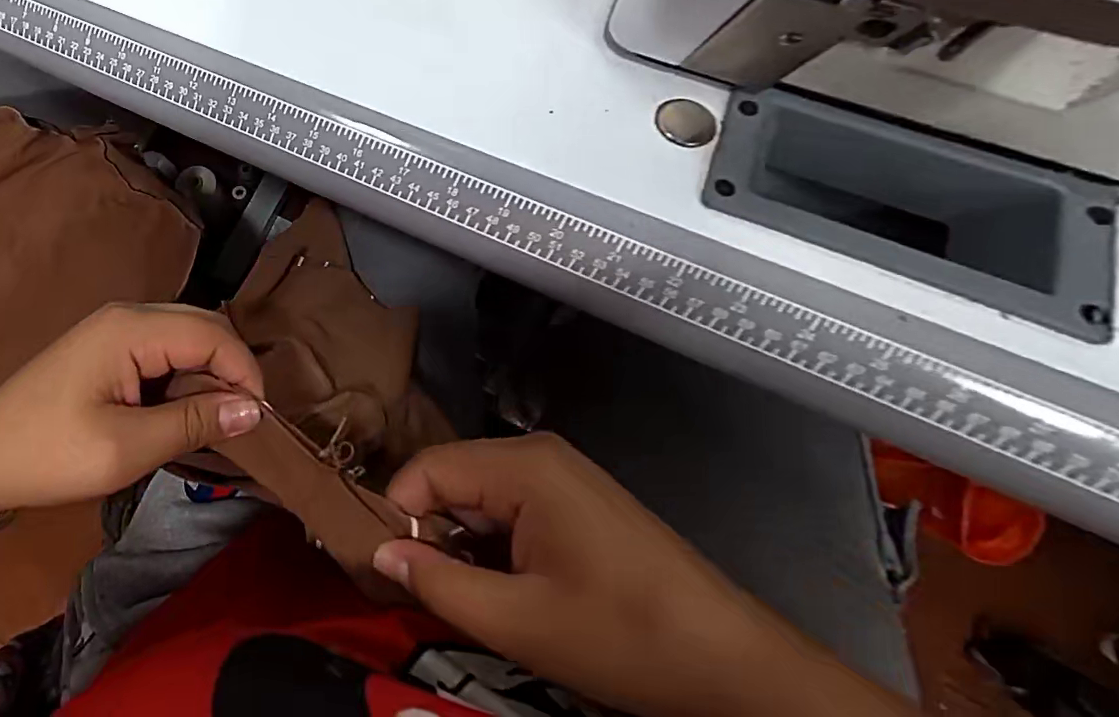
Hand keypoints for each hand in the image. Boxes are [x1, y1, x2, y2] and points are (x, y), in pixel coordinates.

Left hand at [0, 303, 264, 520]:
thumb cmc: (47, 455)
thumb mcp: (127, 448)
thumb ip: (194, 423)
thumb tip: (253, 409)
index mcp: (131, 328)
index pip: (213, 334)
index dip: (244, 373)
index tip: (258, 421)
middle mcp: (127, 315)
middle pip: (203, 328)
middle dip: (229, 371)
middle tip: (238, 424)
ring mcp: (114, 330)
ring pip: (184, 340)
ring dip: (205, 377)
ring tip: (209, 425)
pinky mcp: (106, 349)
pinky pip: (162, 353)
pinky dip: (180, 380)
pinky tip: (177, 415)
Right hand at [372, 435, 912, 716]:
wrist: (738, 667)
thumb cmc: (626, 639)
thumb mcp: (521, 622)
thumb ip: (439, 583)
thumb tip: (380, 553)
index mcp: (522, 465)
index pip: (427, 469)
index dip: (400, 516)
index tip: (395, 570)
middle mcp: (535, 451)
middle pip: (451, 476)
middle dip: (432, 528)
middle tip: (433, 588)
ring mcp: (559, 469)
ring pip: (477, 490)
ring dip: (463, 537)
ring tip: (474, 591)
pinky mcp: (574, 492)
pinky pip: (508, 501)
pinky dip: (493, 537)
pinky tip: (511, 580)